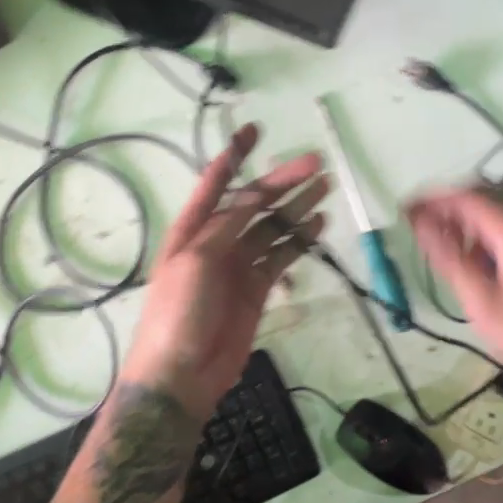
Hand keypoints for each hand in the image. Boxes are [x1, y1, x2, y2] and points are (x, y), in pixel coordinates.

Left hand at [120, 124, 328, 416]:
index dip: (233, 155)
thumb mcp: (195, 260)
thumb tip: (254, 197)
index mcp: (192, 229)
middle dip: (281, 181)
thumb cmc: (178, 313)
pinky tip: (318, 223)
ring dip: (295, 207)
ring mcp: (238, 265)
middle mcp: (216, 240)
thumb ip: (226, 226)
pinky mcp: (256, 288)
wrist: (181, 374)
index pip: (215, 183)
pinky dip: (299, 240)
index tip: (254, 129)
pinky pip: (281, 256)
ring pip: (271, 227)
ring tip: (325, 186)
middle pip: (253, 203)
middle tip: (315, 162)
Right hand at [406, 185, 502, 380]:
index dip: (431, 200)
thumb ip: (450, 259)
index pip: (464, 196)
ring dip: (468, 222)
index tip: (405, 211)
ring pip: (498, 210)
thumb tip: (421, 225)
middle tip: (421, 229)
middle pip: (482, 196)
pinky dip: (487, 233)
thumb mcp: (483, 302)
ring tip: (445, 249)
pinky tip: (478, 262)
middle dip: (448, 208)